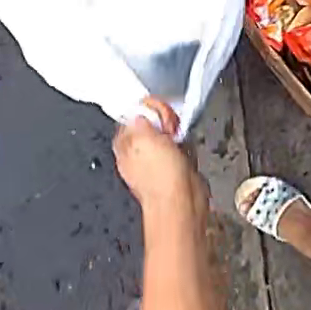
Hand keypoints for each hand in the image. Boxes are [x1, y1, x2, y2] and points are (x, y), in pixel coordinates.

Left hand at [113, 97, 204, 218]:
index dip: (144, 109)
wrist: (183, 201)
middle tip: (167, 126)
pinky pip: (180, 145)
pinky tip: (185, 148)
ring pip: (166, 133)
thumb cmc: (160, 178)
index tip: (155, 109)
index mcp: (125, 147)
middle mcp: (138, 154)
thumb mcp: (143, 138)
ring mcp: (157, 160)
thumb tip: (140, 111)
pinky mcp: (175, 165)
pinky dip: (185, 143)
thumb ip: (138, 120)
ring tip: (177, 138)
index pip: (131, 116)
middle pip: (150, 123)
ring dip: (175, 131)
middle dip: (162, 119)